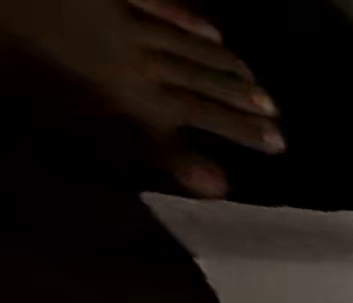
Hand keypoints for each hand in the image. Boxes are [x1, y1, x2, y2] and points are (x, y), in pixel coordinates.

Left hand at [0, 0, 282, 196]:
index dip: (243, 131)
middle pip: (201, 81)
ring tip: (255, 79)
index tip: (279, 144)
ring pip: (188, 45)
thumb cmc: (19, 67)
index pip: (202, 115)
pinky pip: (152, 1)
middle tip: (277, 114)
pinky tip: (213, 29)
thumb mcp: (83, 124)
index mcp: (130, 93)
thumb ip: (157, 153)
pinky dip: (185, 15)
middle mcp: (137, 58)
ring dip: (226, 64)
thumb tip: (222, 188)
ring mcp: (118, 18)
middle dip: (243, 99)